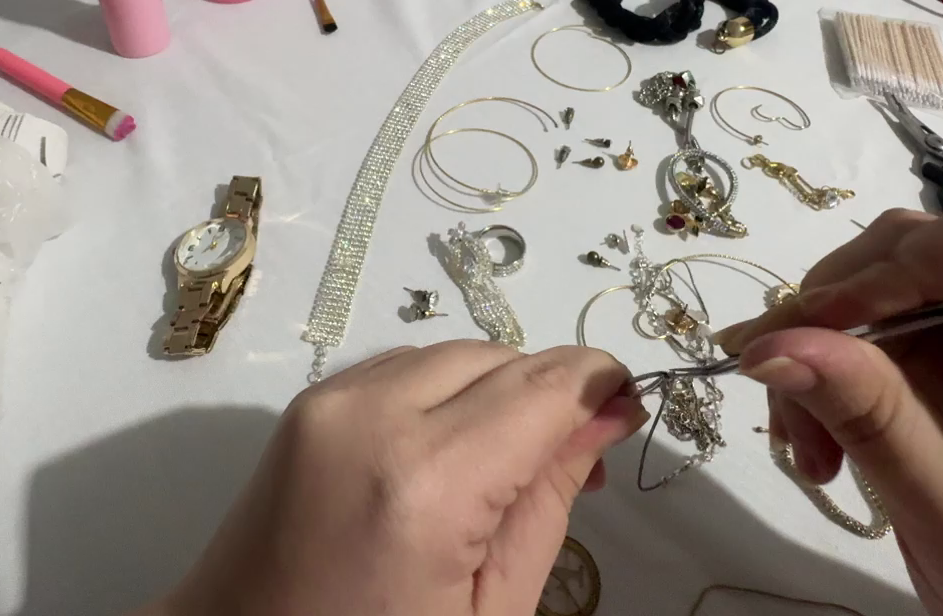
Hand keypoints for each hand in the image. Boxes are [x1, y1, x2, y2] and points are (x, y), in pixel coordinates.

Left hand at [151, 342, 645, 615]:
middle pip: (497, 358)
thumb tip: (604, 415)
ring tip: (513, 456)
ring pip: (452, 352)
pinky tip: (453, 442)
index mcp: (424, 482)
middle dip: (547, 389)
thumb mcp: (489, 613)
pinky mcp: (311, 397)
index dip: (596, 382)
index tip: (631, 397)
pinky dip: (446, 387)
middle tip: (576, 452)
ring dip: (497, 387)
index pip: (539, 389)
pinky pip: (405, 363)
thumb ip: (549, 499)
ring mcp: (332, 396)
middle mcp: (373, 412)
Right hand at [719, 188, 942, 615]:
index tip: (827, 328)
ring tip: (804, 440)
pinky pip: (885, 321)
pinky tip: (821, 430)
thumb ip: (875, 427)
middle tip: (782, 399)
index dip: (910, 258)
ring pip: (885, 280)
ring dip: (821, 344)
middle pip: (923, 250)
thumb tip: (767, 345)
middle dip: (834, 314)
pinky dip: (835, 365)